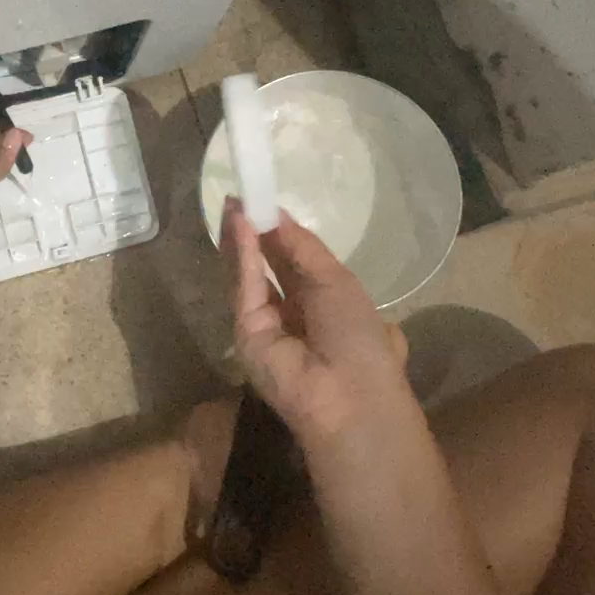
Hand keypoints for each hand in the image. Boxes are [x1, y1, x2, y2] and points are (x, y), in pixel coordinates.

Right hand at [221, 198, 410, 446]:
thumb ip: (301, 246)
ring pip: (249, 275)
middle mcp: (292, 310)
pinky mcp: (245, 332)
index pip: (293, 260)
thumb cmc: (359, 336)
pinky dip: (242, 258)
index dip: (278, 231)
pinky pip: (244, 288)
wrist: (349, 397)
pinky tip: (241, 227)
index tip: (263, 201)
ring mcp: (266, 323)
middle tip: (240, 197)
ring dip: (242, 240)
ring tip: (234, 204)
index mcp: (323, 301)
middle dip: (254, 232)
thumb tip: (274, 214)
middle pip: (265, 265)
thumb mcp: (338, 281)